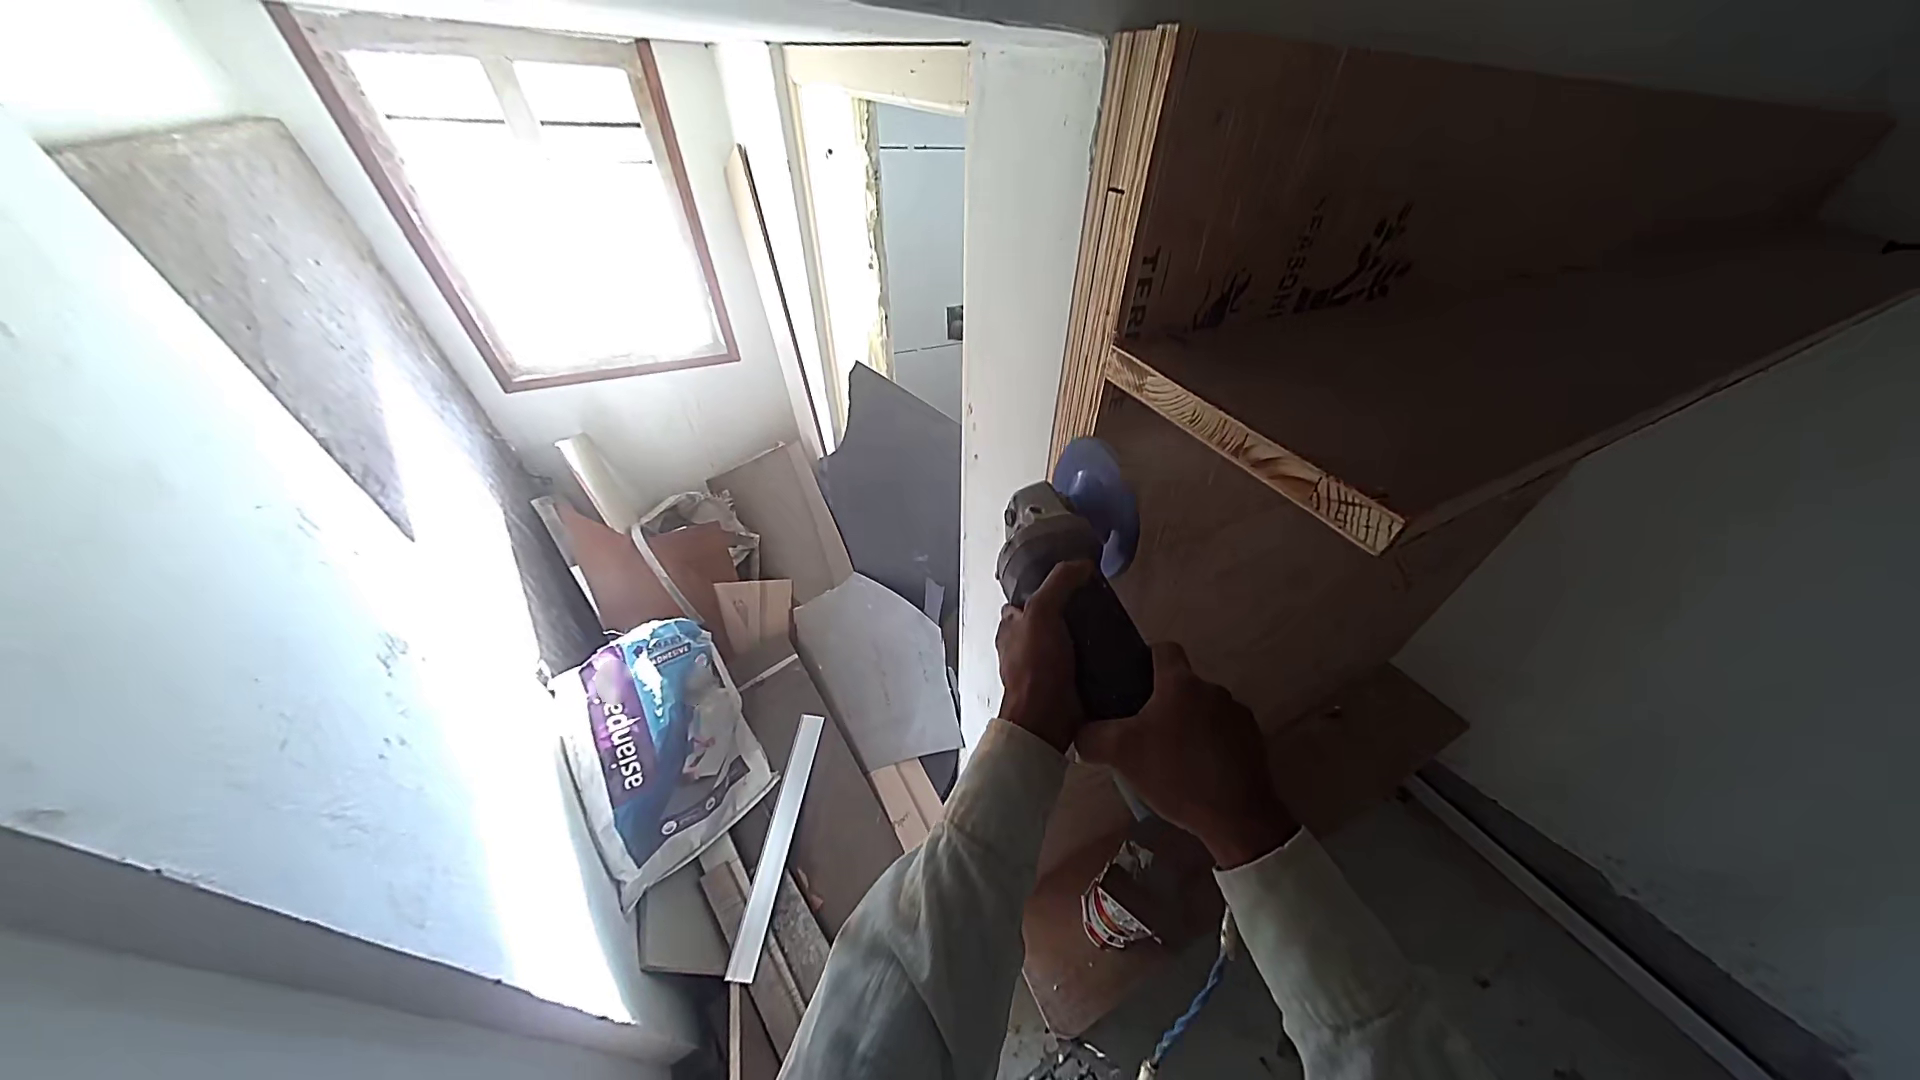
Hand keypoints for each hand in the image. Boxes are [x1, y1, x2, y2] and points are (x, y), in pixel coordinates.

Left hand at [995, 560, 1094, 752]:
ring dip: (1085, 638)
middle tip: (1097, 606)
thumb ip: (1059, 584)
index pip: (1025, 601)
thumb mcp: (1042, 612)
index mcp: (1011, 628)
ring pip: (1065, 644)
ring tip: (1109, 627)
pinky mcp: (1064, 685)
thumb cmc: (1036, 665)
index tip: (1073, 583)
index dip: (1045, 589)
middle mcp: (1023, 647)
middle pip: (1049, 622)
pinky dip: (1093, 659)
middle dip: (1070, 615)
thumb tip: (1082, 564)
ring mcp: (1043, 668)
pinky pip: (1080, 665)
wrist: (1048, 717)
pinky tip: (1111, 652)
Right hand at [1076, 643, 1298, 867]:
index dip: (1144, 659)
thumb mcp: (1120, 754)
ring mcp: (1238, 715)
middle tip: (1142, 731)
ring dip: (1188, 724)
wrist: (1237, 818)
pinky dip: (1209, 744)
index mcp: (1180, 683)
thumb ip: (1091, 737)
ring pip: (1202, 709)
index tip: (1131, 684)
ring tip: (1171, 756)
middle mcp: (1213, 689)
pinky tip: (1197, 772)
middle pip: (1181, 684)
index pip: (1162, 649)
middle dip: (1162, 703)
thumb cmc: (1176, 773)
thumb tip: (1080, 733)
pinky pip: (1223, 732)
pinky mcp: (1254, 741)